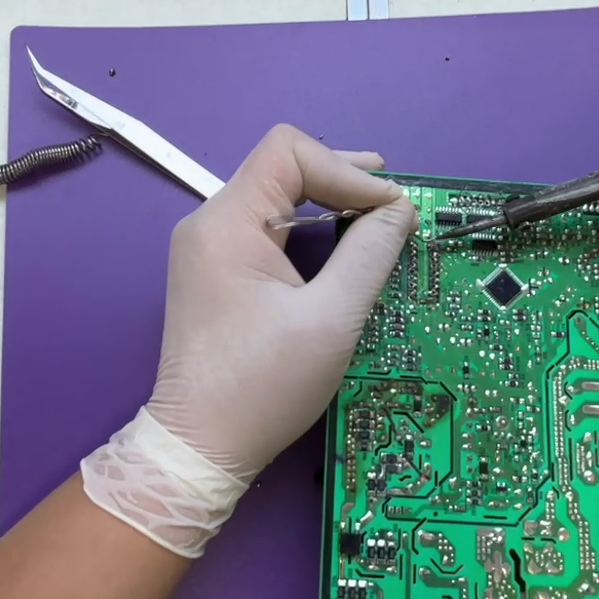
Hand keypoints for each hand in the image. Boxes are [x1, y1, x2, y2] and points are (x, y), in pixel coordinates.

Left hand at [81, 125, 418, 555]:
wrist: (199, 446)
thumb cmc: (264, 386)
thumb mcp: (331, 319)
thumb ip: (369, 253)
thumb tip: (398, 209)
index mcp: (227, 222)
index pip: (288, 152)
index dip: (345, 168)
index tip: (389, 208)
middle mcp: (209, 223)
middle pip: (279, 168)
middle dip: (340, 179)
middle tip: (391, 202)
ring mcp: (206, 248)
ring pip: (273, 198)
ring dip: (325, 203)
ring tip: (373, 216)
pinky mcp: (213, 273)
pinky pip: (263, 230)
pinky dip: (306, 230)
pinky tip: (337, 245)